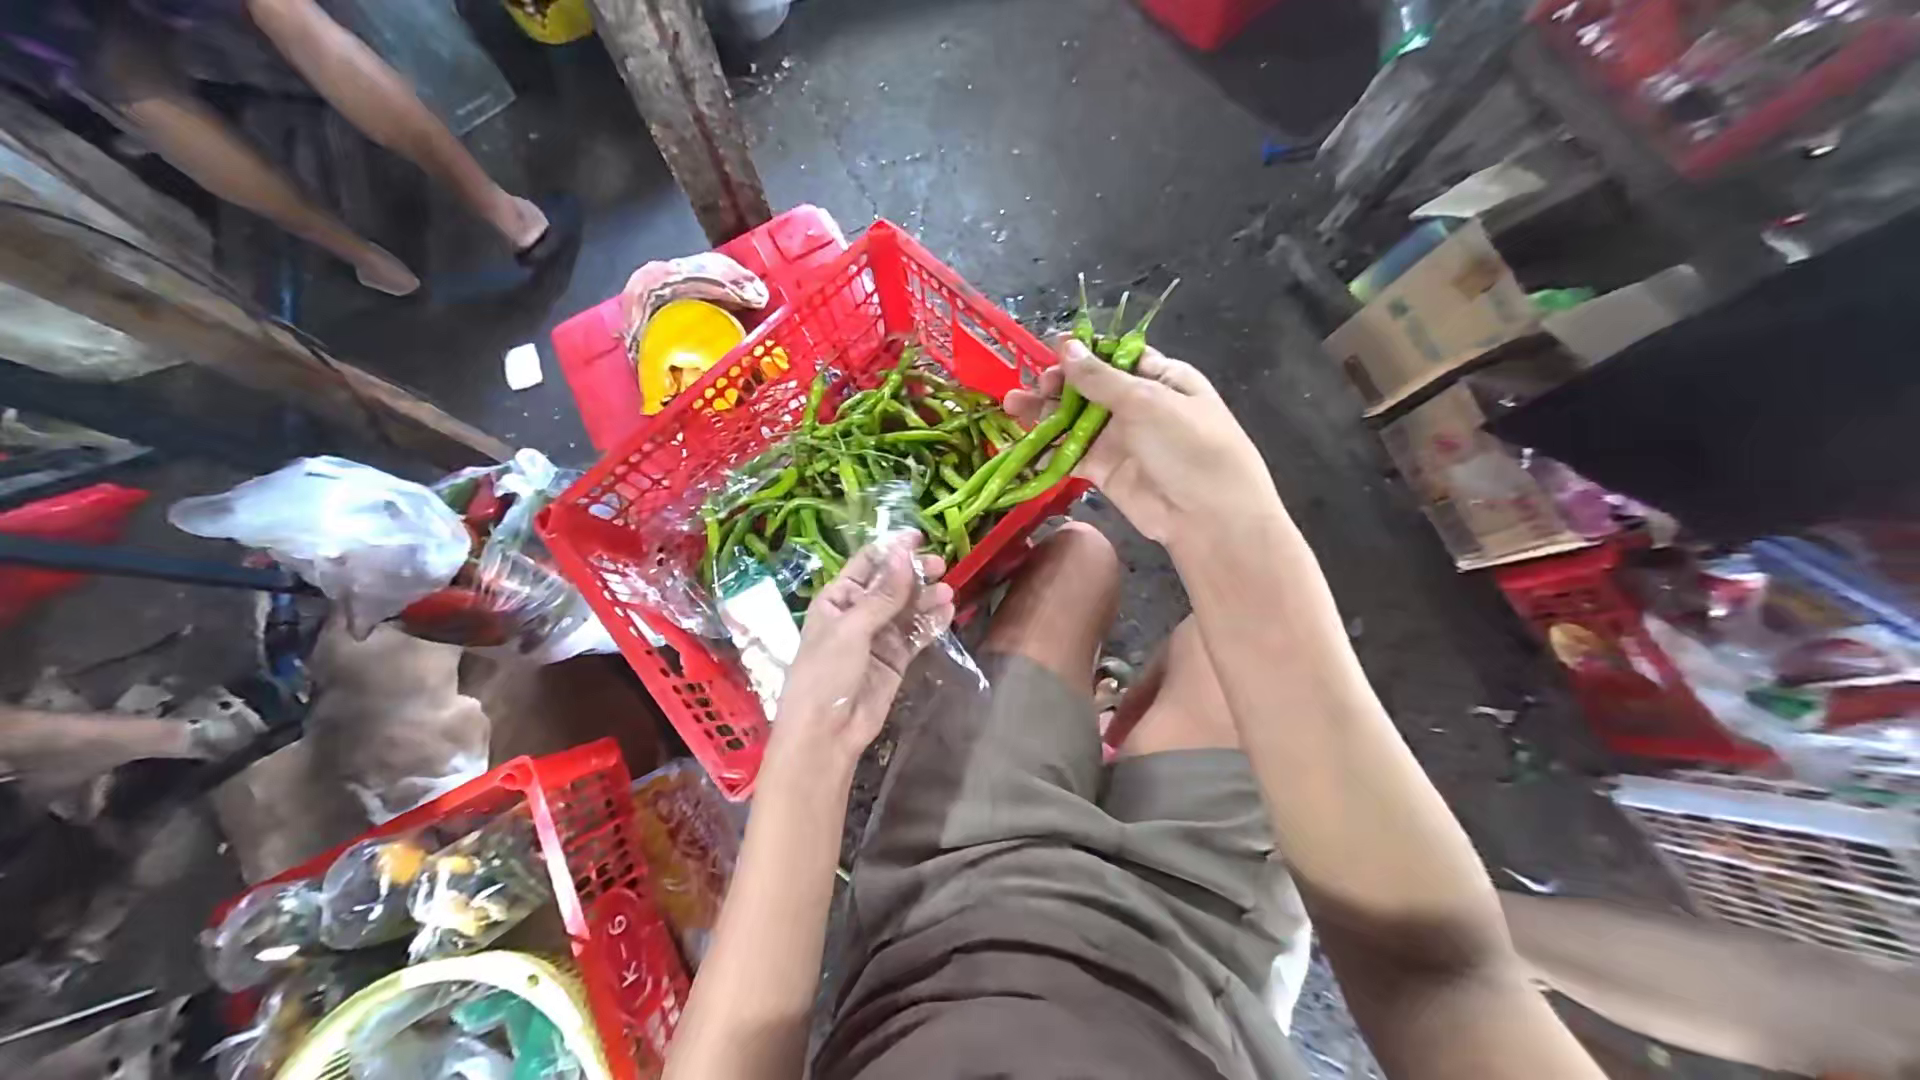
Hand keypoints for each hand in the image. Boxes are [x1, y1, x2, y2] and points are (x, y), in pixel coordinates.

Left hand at [770, 532, 954, 769]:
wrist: (826, 733)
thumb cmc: (826, 674)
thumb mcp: (851, 629)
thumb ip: (883, 594)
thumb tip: (904, 554)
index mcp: (837, 599)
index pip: (867, 564)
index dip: (891, 550)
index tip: (918, 538)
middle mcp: (859, 613)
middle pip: (892, 584)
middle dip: (914, 574)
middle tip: (940, 566)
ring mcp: (879, 636)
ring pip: (908, 608)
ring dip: (926, 597)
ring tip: (947, 591)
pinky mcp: (895, 659)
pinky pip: (916, 634)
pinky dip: (931, 622)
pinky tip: (948, 612)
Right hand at [1005, 338, 1278, 550]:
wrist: (1206, 515)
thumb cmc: (1187, 445)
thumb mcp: (1146, 401)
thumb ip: (1100, 377)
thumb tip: (1065, 346)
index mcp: (1159, 378)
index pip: (1113, 357)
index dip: (1081, 353)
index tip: (1049, 350)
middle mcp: (1137, 405)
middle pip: (1088, 388)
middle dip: (1057, 384)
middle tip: (1033, 386)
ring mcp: (1118, 439)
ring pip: (1073, 421)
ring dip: (1044, 413)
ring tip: (1012, 405)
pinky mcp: (1103, 471)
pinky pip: (1070, 454)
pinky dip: (1048, 449)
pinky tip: (1023, 442)